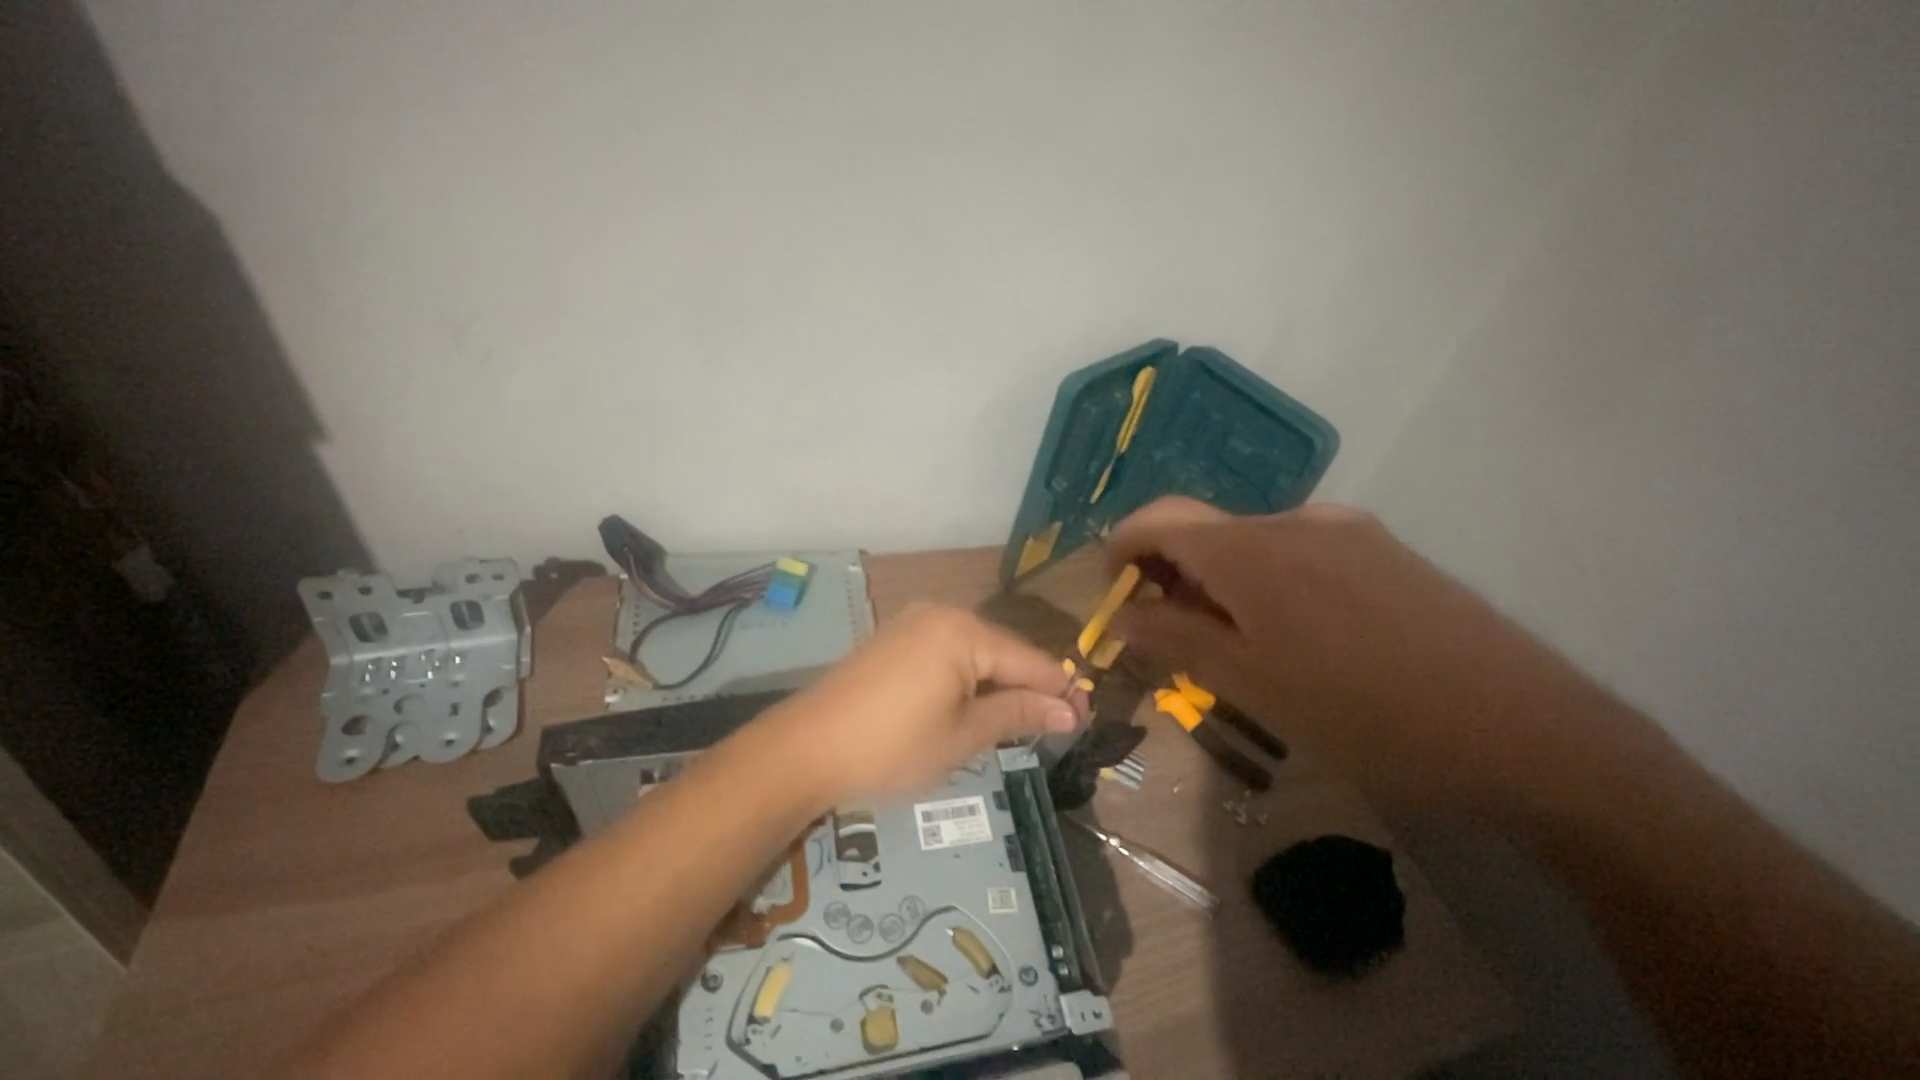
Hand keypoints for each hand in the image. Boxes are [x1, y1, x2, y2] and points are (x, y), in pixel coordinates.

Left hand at [756, 605, 1086, 807]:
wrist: (806, 749)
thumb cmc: (891, 747)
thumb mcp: (963, 736)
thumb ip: (1018, 715)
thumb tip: (1071, 710)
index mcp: (963, 631)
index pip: (1030, 660)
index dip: (1061, 692)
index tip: (1088, 722)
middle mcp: (941, 614)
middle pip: (1004, 651)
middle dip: (1031, 687)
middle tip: (1056, 728)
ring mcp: (913, 623)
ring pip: (976, 652)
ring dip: (1000, 684)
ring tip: (1021, 723)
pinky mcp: (894, 640)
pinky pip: (948, 653)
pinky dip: (968, 679)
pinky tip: (976, 706)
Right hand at [1106, 497, 1630, 812]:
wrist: (1519, 729)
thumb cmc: (1361, 715)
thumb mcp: (1249, 685)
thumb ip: (1174, 638)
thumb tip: (1122, 612)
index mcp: (1249, 549)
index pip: (1157, 519)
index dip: (1120, 551)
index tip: (1113, 598)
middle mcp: (1295, 521)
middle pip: (1208, 531)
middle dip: (1173, 575)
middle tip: (1172, 639)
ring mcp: (1350, 531)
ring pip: (1258, 545)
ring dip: (1225, 583)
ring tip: (1239, 649)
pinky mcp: (1389, 552)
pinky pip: (1305, 554)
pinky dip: (1274, 584)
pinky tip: (1303, 642)